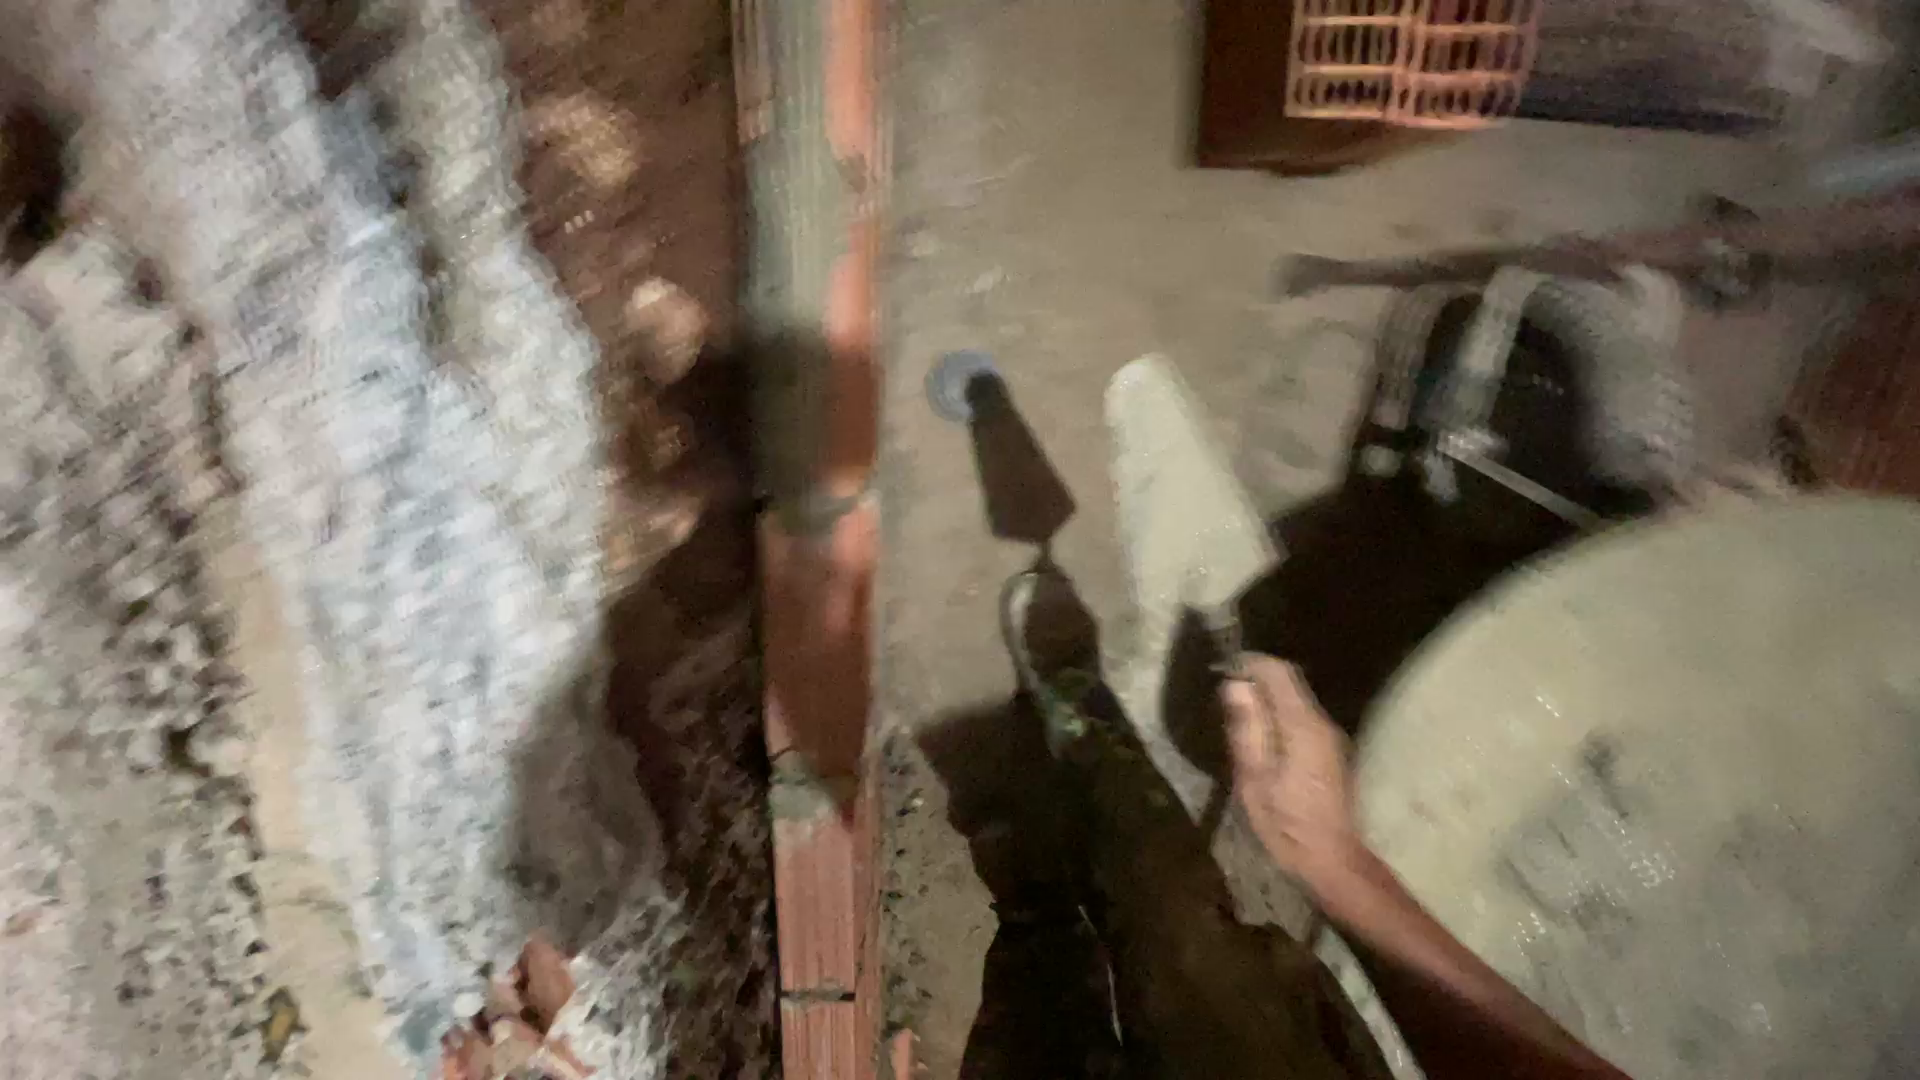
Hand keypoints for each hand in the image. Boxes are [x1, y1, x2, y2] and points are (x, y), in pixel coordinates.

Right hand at [1220, 655, 1361, 895]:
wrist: (1333, 863)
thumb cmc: (1287, 823)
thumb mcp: (1254, 778)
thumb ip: (1246, 728)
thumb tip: (1234, 685)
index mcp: (1301, 725)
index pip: (1278, 672)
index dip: (1249, 663)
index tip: (1223, 669)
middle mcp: (1320, 723)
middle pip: (1288, 682)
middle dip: (1255, 680)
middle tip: (1224, 697)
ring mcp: (1329, 737)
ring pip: (1294, 700)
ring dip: (1265, 699)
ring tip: (1236, 717)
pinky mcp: (1329, 752)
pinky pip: (1299, 718)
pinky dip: (1277, 715)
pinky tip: (1259, 738)